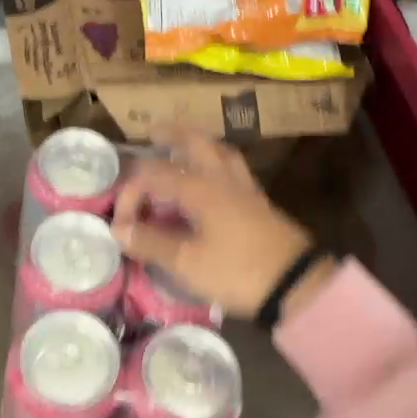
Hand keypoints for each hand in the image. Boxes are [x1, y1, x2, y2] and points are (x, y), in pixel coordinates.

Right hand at [111, 134, 329, 319]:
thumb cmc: (237, 271)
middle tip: (154, 132)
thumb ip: (151, 243)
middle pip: (196, 143)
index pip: (154, 176)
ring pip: (220, 153)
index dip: (130, 195)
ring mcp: (245, 190)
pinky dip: (217, 165)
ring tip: (185, 148)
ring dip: (200, 145)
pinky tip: (214, 179)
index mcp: (200, 188)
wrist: (297, 285)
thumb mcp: (187, 262)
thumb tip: (119, 230)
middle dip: (173, 135)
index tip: (121, 225)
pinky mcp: (259, 205)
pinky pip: (233, 171)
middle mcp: (222, 179)